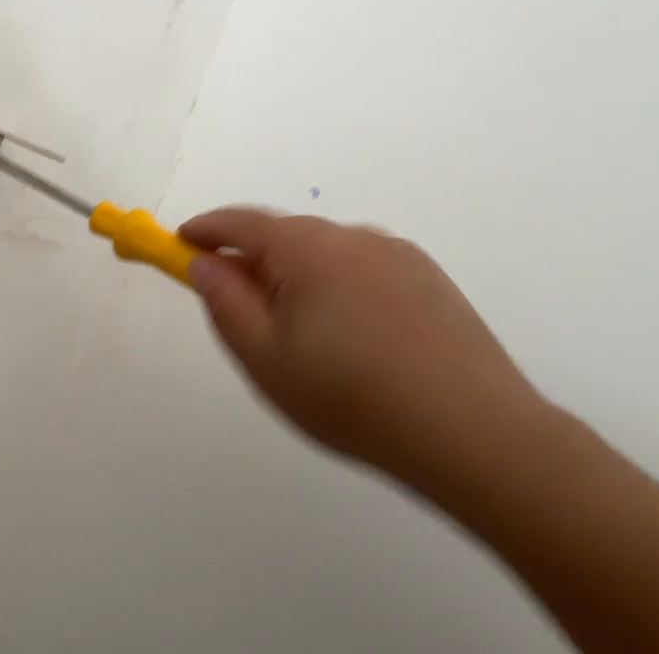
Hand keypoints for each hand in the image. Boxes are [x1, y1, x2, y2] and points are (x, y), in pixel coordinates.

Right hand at [180, 209, 547, 478]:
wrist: (477, 434)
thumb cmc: (352, 399)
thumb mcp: (266, 359)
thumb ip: (225, 303)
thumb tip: (204, 264)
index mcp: (307, 248)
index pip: (241, 223)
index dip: (205, 230)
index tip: (181, 244)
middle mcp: (353, 237)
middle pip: (285, 235)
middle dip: (252, 260)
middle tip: (239, 306)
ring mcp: (398, 255)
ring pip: (326, 253)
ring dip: (298, 275)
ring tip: (303, 336)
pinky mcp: (431, 279)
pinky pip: (364, 269)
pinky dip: (339, 286)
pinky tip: (353, 338)